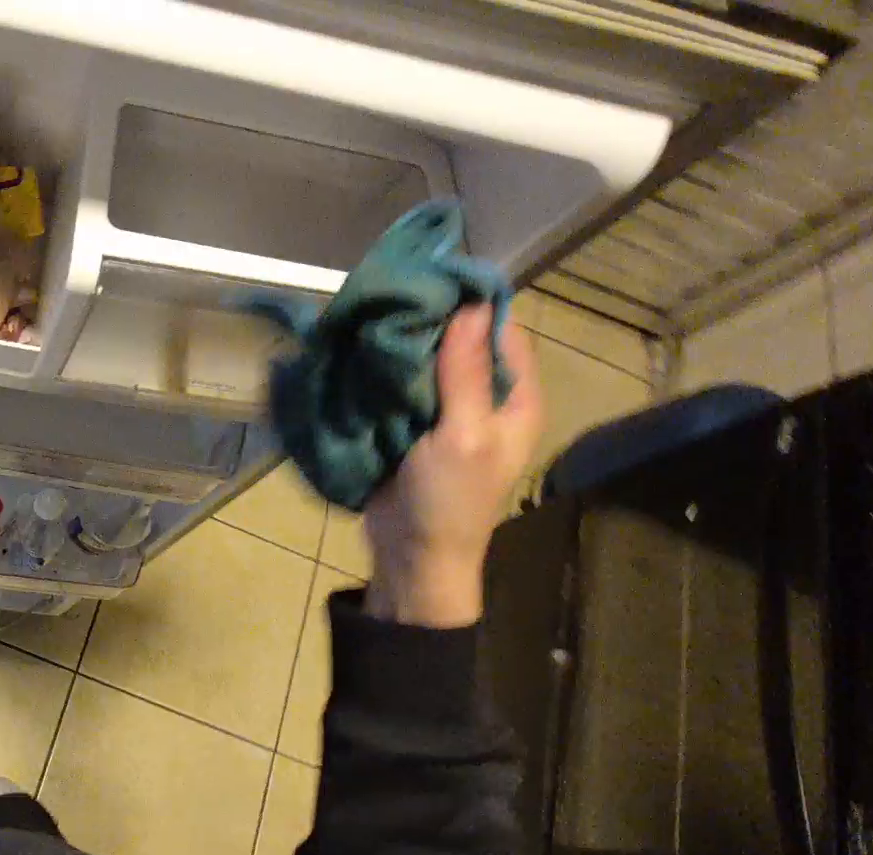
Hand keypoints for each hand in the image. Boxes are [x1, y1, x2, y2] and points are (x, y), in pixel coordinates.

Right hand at [362, 304, 542, 627]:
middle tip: (390, 297)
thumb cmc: (449, 500)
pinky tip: (358, 356)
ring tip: (368, 319)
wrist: (411, 556)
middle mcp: (483, 401)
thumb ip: (465, 373)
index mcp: (514, 399)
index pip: (502, 333)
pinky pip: (399, 391)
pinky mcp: (408, 430)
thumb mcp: (464, 434)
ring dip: (400, 348)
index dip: (474, 304)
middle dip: (430, 323)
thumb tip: (469, 306)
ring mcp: (443, 416)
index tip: (433, 279)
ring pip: (426, 366)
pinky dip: (382, 375)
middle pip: (461, 345)